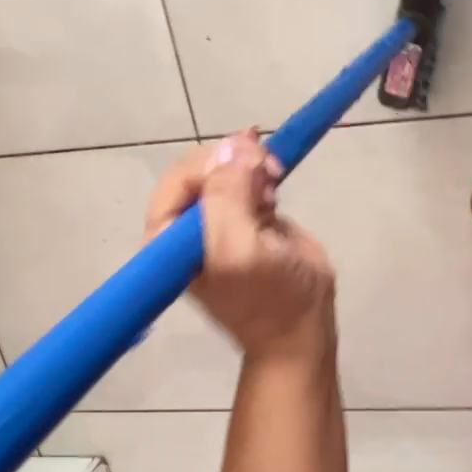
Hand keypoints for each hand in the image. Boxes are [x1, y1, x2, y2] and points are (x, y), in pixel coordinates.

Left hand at [146, 130, 336, 365]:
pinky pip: (248, 178)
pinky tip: (276, 178)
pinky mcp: (249, 215)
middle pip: (202, 168)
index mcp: (168, 238)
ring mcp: (220, 219)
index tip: (251, 163)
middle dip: (234, 160)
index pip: (177, 180)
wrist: (303, 326)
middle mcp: (187, 225)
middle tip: (268, 167)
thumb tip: (234, 145)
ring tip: (275, 176)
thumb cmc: (268, 297)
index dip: (211, 163)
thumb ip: (227, 196)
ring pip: (227, 167)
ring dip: (251, 163)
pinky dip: (262, 170)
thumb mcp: (239, 249)